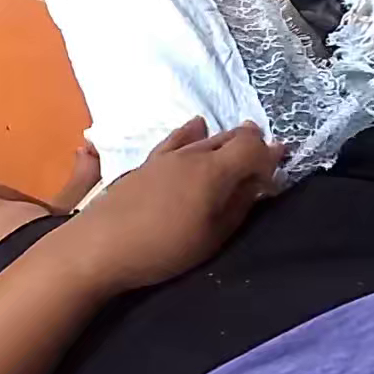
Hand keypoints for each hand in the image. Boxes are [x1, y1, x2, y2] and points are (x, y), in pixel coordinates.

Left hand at [48, 117, 282, 294]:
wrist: (97, 248)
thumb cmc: (163, 248)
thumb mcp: (213, 236)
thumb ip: (239, 206)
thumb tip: (259, 184)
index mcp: (215, 171)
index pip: (254, 149)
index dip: (271, 158)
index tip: (276, 177)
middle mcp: (194, 155)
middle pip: (232, 137)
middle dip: (253, 145)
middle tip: (265, 161)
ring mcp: (168, 156)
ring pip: (208, 137)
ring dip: (228, 139)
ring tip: (242, 139)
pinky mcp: (148, 163)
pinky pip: (178, 138)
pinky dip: (194, 132)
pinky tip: (198, 125)